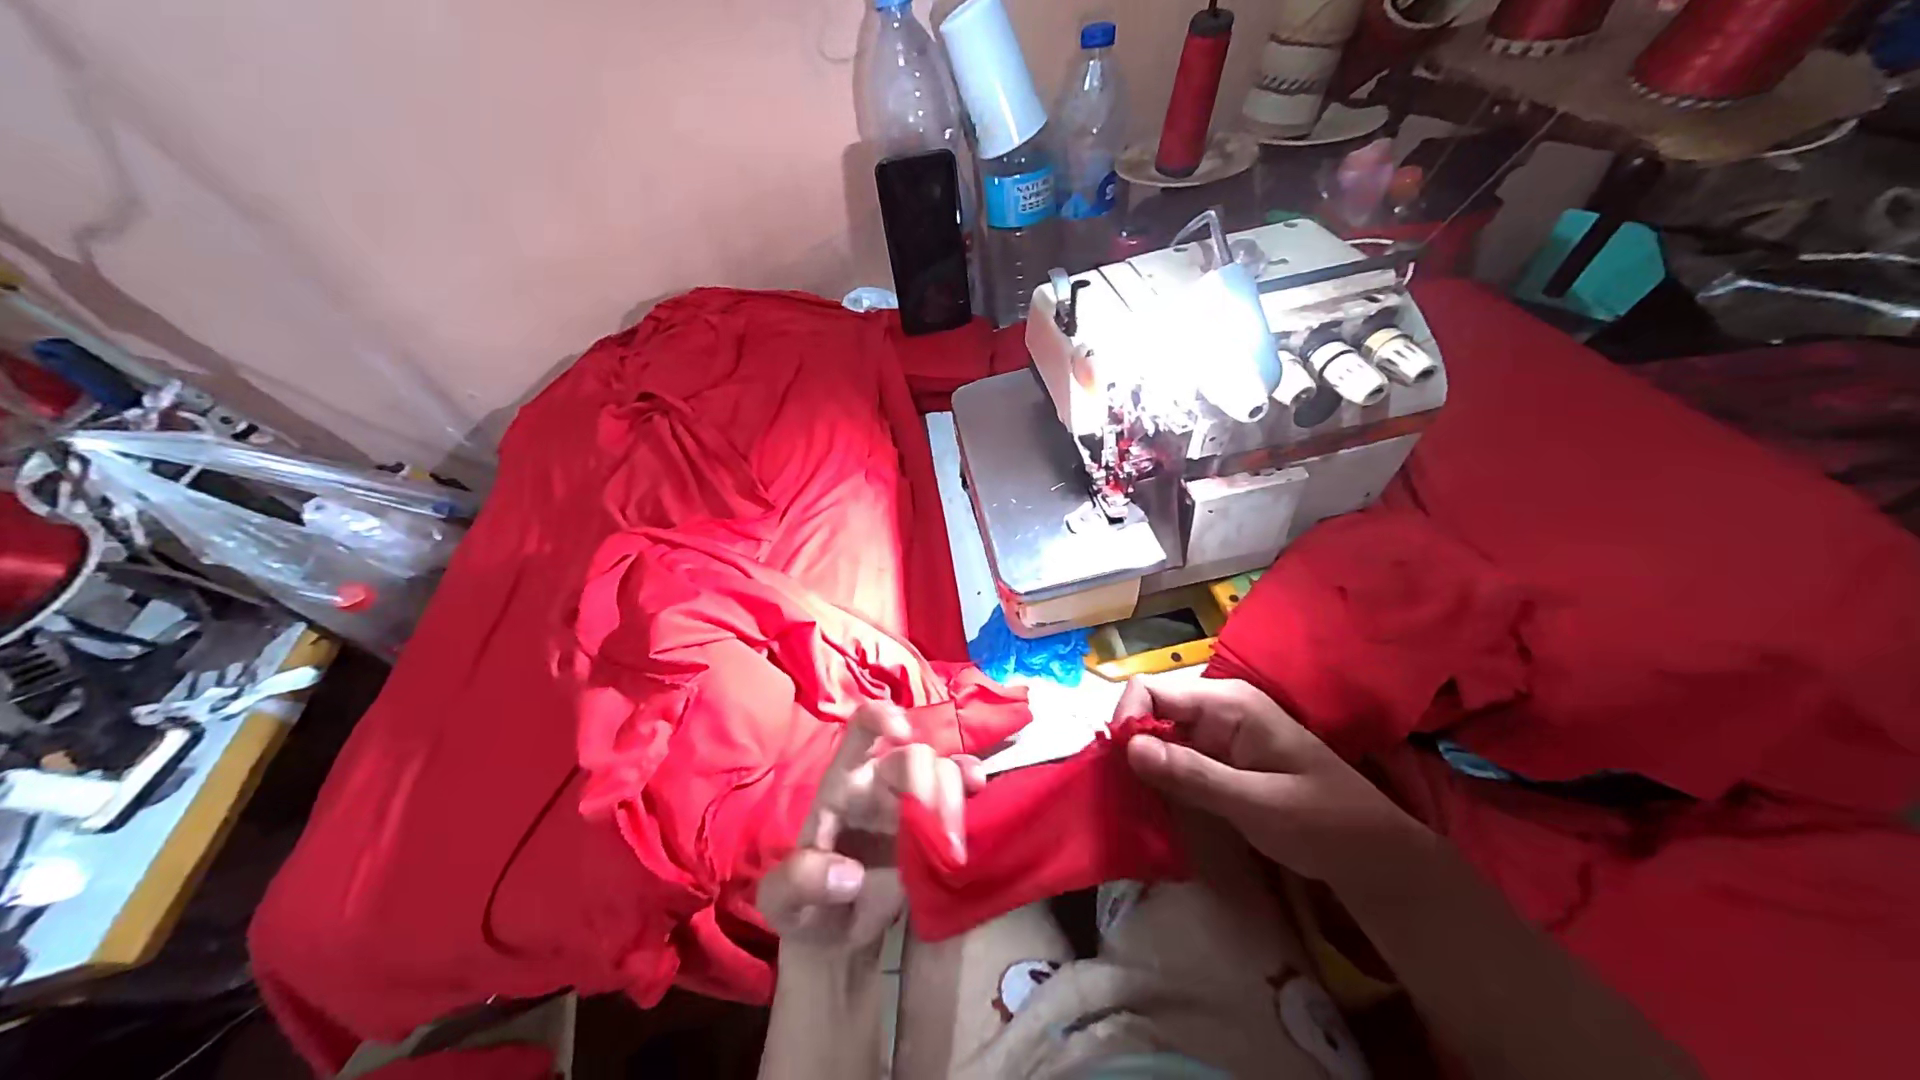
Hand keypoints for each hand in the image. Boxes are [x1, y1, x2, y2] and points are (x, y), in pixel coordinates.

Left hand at [757, 702, 984, 955]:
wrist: (836, 935)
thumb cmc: (806, 906)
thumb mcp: (782, 901)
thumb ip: (800, 882)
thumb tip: (849, 874)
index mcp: (842, 785)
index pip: (862, 729)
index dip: (882, 718)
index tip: (901, 734)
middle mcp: (880, 782)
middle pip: (914, 757)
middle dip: (928, 786)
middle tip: (936, 837)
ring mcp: (913, 801)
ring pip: (944, 772)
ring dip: (953, 800)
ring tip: (952, 845)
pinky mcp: (938, 823)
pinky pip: (961, 790)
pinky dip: (973, 787)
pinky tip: (979, 793)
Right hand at [1119, 675, 1432, 892]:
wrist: (1370, 854)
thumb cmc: (1323, 822)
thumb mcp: (1257, 802)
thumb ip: (1193, 774)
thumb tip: (1128, 747)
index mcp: (1229, 703)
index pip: (1153, 688)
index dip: (1128, 719)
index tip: (1121, 765)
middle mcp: (1217, 709)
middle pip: (1150, 709)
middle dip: (1130, 743)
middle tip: (1123, 789)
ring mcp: (1216, 733)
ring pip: (1156, 734)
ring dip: (1140, 763)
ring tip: (1133, 799)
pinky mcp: (1216, 758)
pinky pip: (1171, 756)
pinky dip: (1156, 776)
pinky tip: (1154, 803)